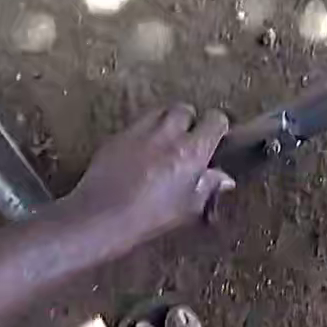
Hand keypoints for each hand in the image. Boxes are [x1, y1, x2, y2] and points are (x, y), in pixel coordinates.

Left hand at [63, 104, 234, 248]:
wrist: (102, 216)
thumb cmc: (149, 217)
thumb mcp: (189, 208)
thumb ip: (208, 187)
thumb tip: (224, 177)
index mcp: (191, 151)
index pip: (215, 120)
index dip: (218, 128)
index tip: (215, 139)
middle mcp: (167, 133)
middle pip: (185, 109)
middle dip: (189, 121)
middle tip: (187, 142)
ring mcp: (139, 131)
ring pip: (160, 111)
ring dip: (166, 122)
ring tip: (164, 143)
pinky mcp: (117, 135)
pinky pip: (137, 124)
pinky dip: (144, 133)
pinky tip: (140, 153)